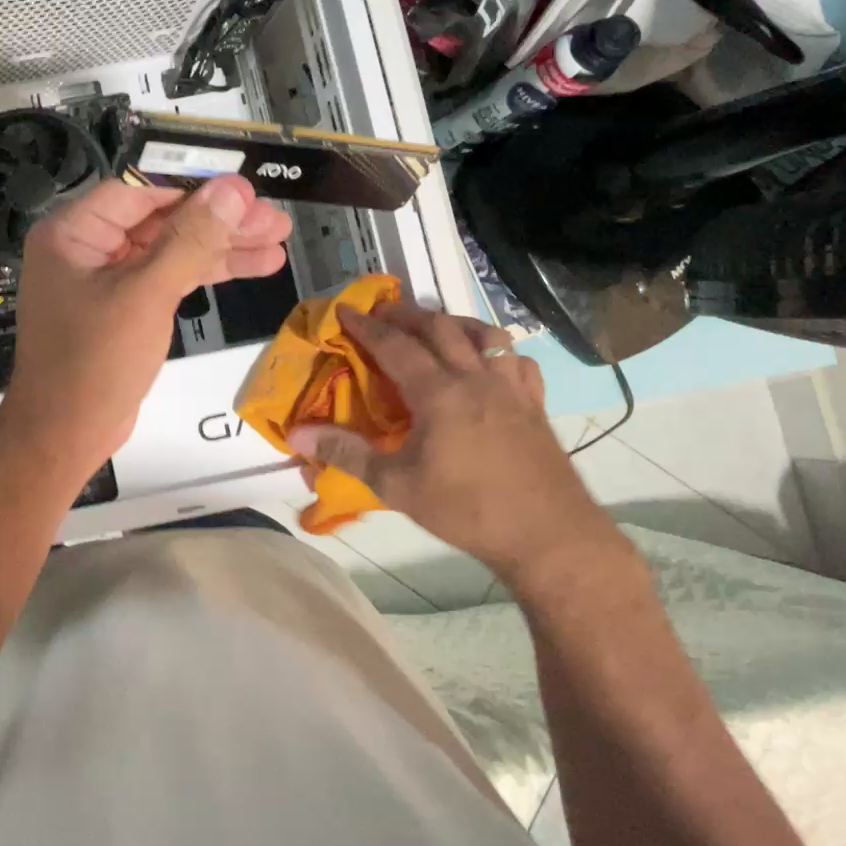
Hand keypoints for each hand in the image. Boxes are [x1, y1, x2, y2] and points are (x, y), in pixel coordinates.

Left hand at [0, 175, 290, 469]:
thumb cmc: (94, 362)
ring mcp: (104, 279)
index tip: (245, 187)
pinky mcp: (122, 308)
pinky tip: (252, 265)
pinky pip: (167, 278)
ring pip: (169, 250)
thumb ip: (190, 240)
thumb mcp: (146, 295)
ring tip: (278, 239)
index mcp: (72, 233)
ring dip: (221, 246)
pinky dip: (205, 273)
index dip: (193, 186)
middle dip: (217, 220)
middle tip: (275, 218)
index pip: (139, 191)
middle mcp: (85, 248)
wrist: (65, 434)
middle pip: (160, 219)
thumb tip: (232, 190)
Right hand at [287, 301, 633, 594]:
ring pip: (486, 335)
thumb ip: (346, 453)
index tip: (346, 310)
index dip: (368, 326)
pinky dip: (496, 351)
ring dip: (455, 322)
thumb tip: (298, 433)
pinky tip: (487, 363)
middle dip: (408, 314)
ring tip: (435, 326)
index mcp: (440, 394)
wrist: (548, 535)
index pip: (396, 346)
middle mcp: (477, 380)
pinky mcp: (535, 406)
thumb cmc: (466, 509)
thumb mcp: (395, 485)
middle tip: (383, 312)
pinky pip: (517, 361)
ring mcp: (512, 390)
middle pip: (441, 328)